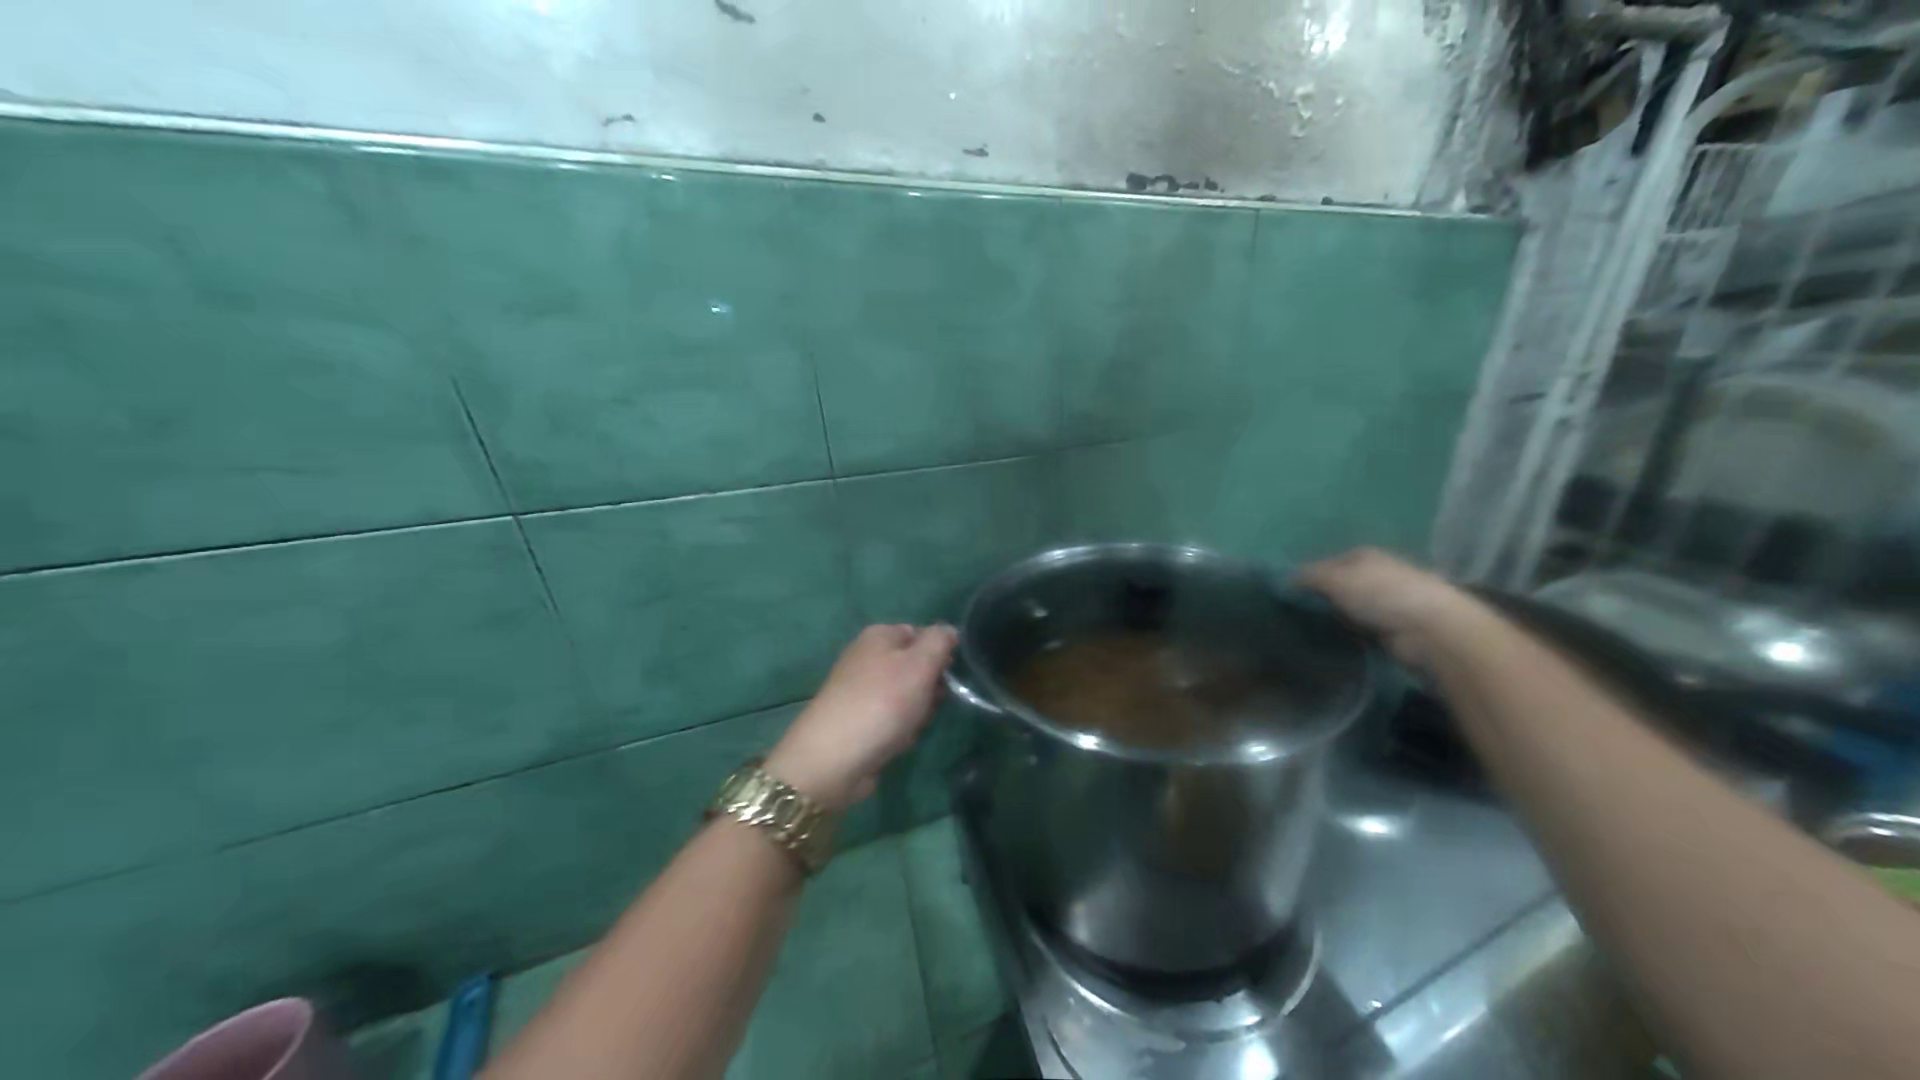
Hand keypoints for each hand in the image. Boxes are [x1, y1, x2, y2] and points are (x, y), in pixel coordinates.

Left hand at [764, 623, 959, 811]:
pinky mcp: (858, 719)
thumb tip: (949, 631)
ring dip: (917, 713)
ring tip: (909, 727)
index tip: (946, 674)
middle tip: (927, 703)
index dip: (939, 654)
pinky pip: (892, 719)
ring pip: (908, 696)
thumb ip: (939, 641)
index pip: (922, 634)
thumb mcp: (920, 664)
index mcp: (879, 635)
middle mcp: (867, 657)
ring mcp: (861, 689)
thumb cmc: (882, 702)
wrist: (834, 758)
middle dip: (929, 688)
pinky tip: (896, 742)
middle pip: (916, 667)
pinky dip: (899, 730)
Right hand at [1299, 548, 1475, 668]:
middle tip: (1296, 614)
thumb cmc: (1380, 595)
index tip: (1289, 594)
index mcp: (1365, 556)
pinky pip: (1364, 629)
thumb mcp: (1334, 580)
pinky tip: (1335, 641)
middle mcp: (1378, 574)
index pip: (1327, 562)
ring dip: (1336, 618)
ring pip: (1352, 608)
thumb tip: (1285, 579)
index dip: (1308, 576)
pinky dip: (1351, 634)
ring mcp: (1390, 601)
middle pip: (1341, 585)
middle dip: (1322, 598)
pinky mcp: (1397, 628)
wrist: (1430, 631)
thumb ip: (1308, 577)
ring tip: (1311, 630)